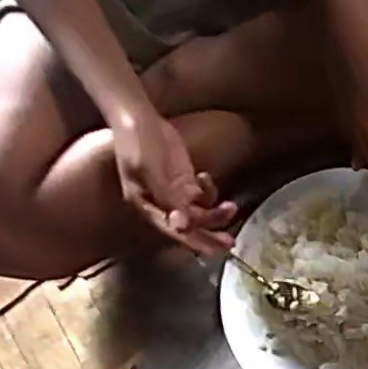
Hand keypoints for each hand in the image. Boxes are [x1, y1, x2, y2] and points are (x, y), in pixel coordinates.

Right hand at [111, 111, 236, 254]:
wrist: (139, 117)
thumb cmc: (136, 143)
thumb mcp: (149, 171)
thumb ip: (167, 198)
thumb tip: (181, 225)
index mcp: (146, 204)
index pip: (171, 229)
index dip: (192, 240)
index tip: (212, 250)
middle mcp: (162, 205)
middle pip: (190, 227)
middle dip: (210, 235)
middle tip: (230, 242)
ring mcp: (176, 195)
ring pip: (201, 214)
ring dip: (217, 214)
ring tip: (231, 207)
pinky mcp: (187, 184)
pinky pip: (204, 198)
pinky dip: (210, 192)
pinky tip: (205, 177)